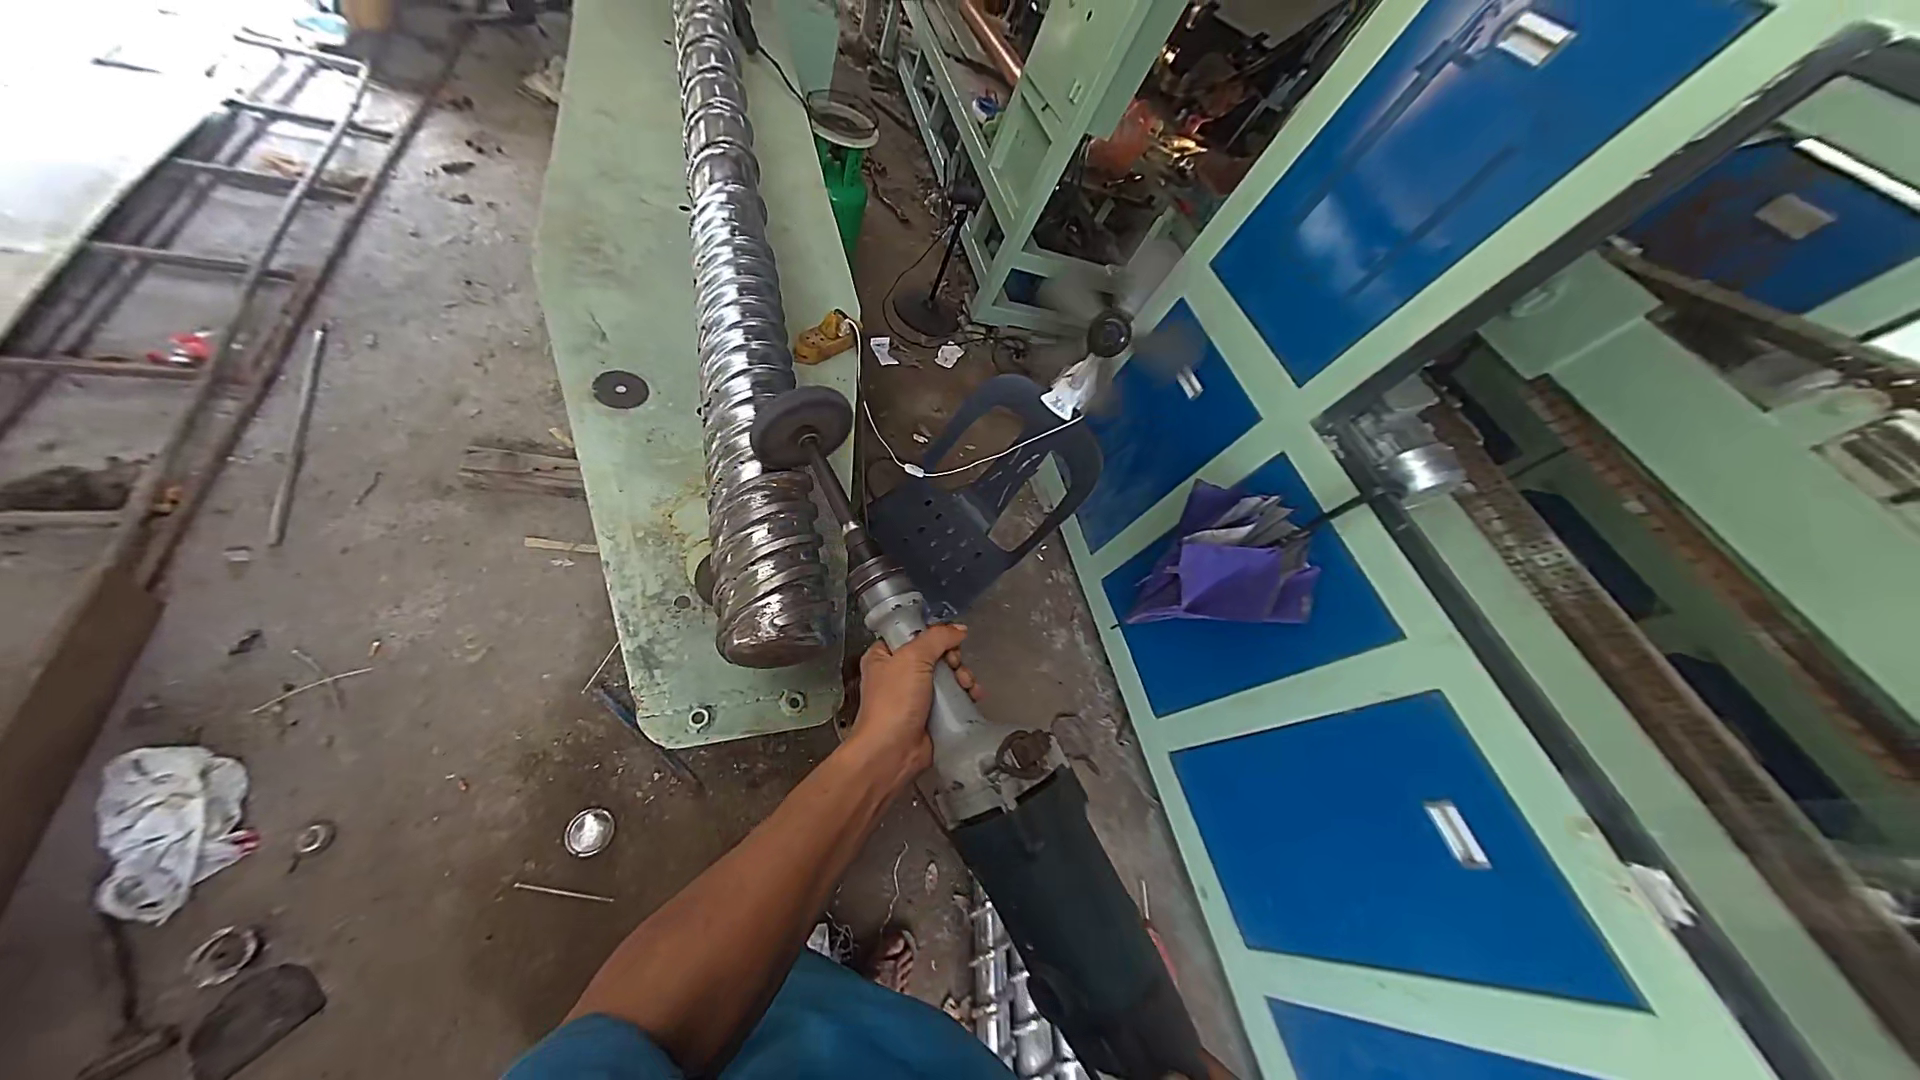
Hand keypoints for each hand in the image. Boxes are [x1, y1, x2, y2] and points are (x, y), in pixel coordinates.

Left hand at [848, 623, 980, 786]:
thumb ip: (937, 638)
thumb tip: (959, 629)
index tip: (946, 643)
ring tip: (968, 685)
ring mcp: (916, 695)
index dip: (934, 636)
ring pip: (948, 675)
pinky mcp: (932, 714)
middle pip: (936, 654)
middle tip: (956, 667)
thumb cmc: (894, 702)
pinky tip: (974, 696)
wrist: (892, 753)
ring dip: (963, 676)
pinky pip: (953, 697)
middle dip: (953, 659)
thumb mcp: (912, 658)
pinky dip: (966, 694)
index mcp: (884, 656)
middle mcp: (899, 673)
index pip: (914, 634)